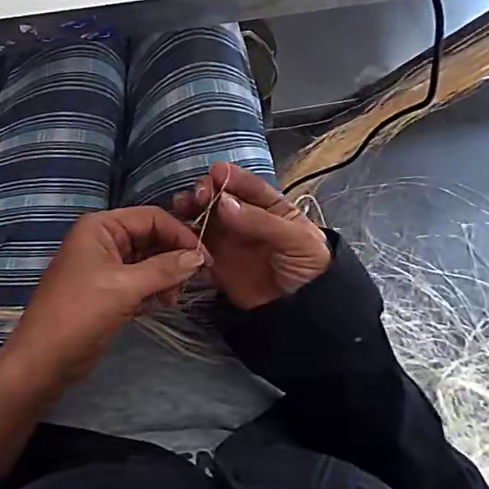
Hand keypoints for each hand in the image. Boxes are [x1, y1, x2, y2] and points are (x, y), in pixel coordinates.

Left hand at [4, 206, 208, 384]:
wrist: (46, 354)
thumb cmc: (81, 311)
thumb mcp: (125, 286)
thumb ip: (164, 269)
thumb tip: (199, 257)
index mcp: (100, 226)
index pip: (150, 217)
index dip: (180, 233)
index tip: (207, 260)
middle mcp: (101, 239)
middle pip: (150, 236)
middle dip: (173, 256)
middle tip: (194, 282)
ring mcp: (103, 264)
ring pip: (147, 260)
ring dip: (165, 276)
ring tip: (172, 299)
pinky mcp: (107, 288)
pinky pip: (139, 279)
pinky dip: (153, 289)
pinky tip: (161, 304)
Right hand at [173, 162, 329, 309]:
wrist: (301, 316)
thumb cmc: (309, 272)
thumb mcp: (297, 242)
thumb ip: (261, 221)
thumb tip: (224, 202)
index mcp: (271, 208)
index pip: (249, 186)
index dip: (231, 176)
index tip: (215, 171)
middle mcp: (245, 218)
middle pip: (220, 196)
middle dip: (207, 190)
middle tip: (199, 195)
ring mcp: (227, 237)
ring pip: (202, 213)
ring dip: (190, 206)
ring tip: (183, 206)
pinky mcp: (213, 258)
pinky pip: (193, 240)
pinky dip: (183, 232)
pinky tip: (179, 230)